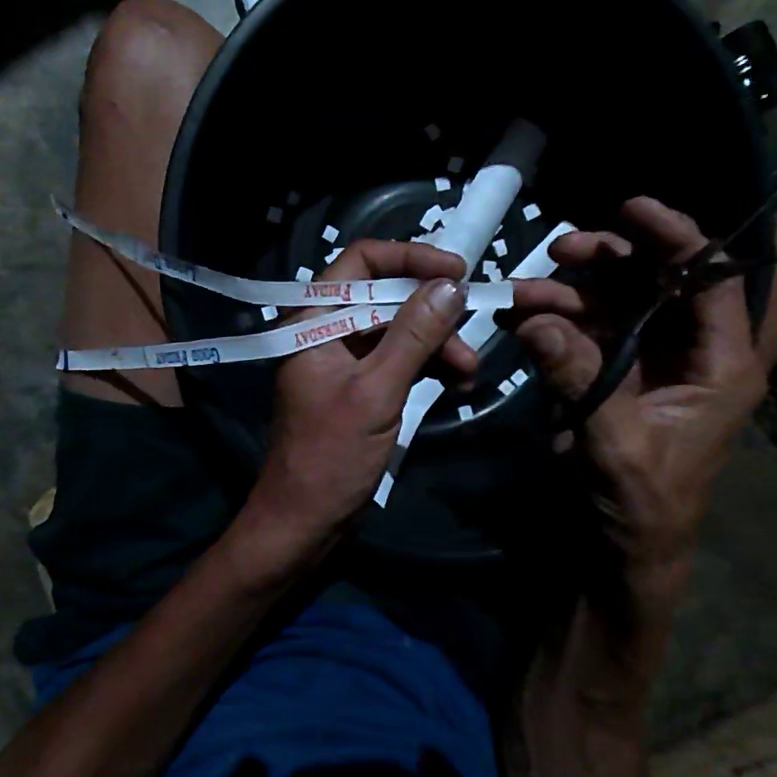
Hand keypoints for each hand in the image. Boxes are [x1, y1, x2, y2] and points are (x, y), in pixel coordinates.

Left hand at [249, 240, 475, 541]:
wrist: (305, 519)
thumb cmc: (330, 456)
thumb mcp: (376, 392)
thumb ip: (413, 336)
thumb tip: (450, 286)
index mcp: (312, 321)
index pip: (361, 261)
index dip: (409, 258)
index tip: (458, 271)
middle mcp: (325, 331)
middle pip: (384, 295)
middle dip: (431, 310)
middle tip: (471, 330)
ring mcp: (343, 359)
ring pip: (397, 329)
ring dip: (436, 342)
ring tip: (469, 370)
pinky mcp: (360, 386)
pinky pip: (398, 359)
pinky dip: (427, 365)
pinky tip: (458, 381)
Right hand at [509, 197, 776, 572]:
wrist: (622, 543)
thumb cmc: (642, 501)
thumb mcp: (616, 445)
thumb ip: (582, 380)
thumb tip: (537, 323)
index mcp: (720, 365)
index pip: (712, 283)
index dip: (679, 238)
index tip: (632, 208)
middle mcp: (686, 350)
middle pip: (656, 280)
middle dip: (611, 257)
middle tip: (561, 249)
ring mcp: (643, 358)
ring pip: (612, 299)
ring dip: (567, 290)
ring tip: (519, 295)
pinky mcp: (606, 371)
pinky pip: (579, 329)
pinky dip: (548, 319)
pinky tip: (516, 318)